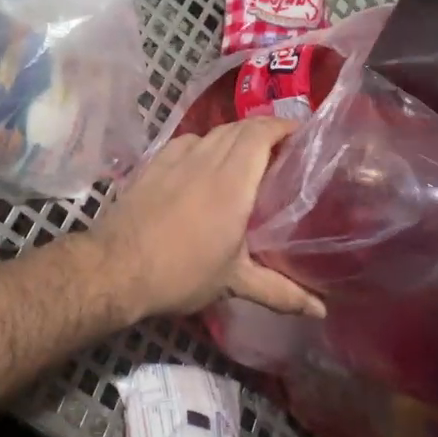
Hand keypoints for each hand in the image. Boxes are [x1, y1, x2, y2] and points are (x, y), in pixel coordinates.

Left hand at [87, 117, 326, 320]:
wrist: (117, 266)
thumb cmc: (181, 272)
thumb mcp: (235, 282)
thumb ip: (280, 292)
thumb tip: (320, 310)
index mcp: (233, 179)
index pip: (262, 132)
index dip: (284, 126)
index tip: (303, 135)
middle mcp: (207, 158)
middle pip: (240, 128)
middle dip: (264, 131)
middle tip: (284, 150)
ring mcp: (176, 156)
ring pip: (214, 132)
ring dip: (236, 137)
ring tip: (250, 157)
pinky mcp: (154, 162)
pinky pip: (188, 141)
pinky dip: (206, 144)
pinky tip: (207, 163)